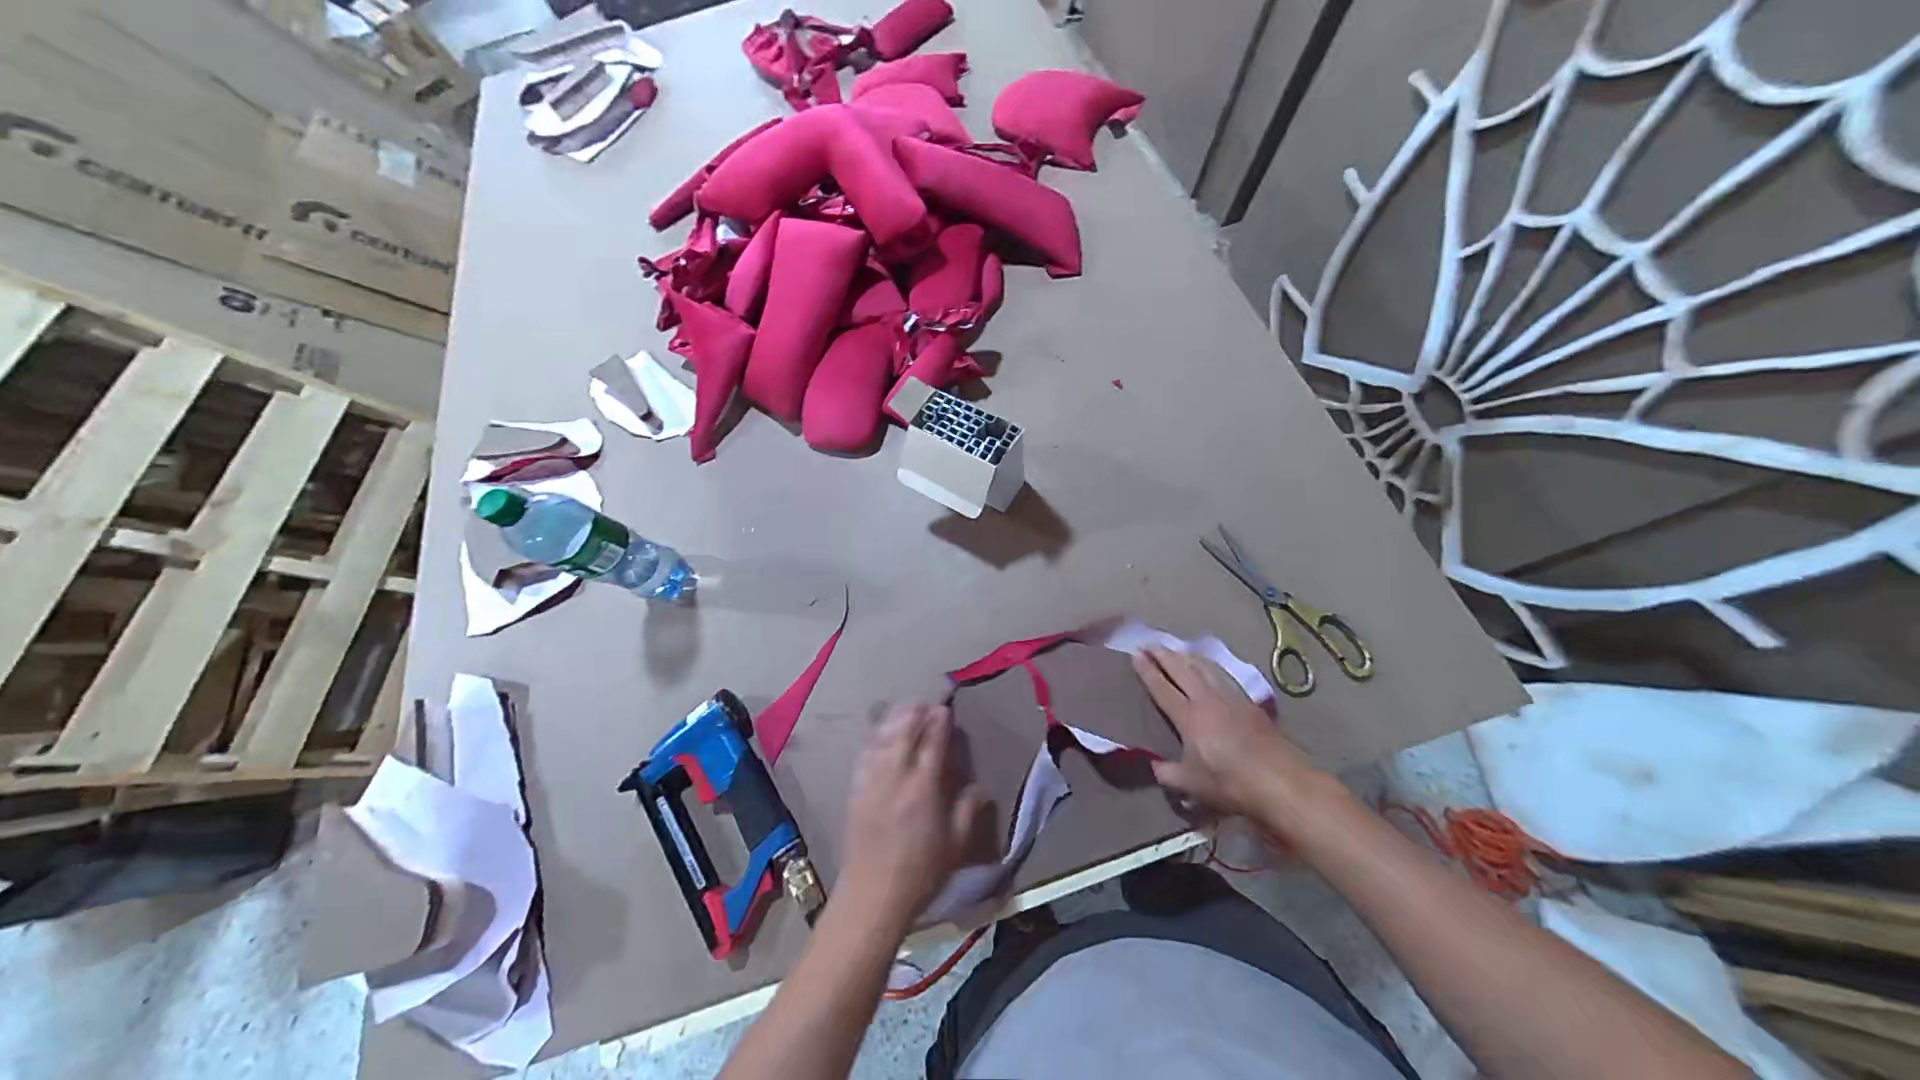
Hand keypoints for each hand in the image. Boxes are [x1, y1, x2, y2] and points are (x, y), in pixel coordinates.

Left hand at [839, 704, 985, 932]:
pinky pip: (865, 756)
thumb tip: (979, 788)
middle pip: (904, 734)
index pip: (933, 744)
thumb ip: (967, 812)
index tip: (945, 709)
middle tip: (924, 703)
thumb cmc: (921, 873)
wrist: (873, 896)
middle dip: (914, 714)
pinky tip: (878, 733)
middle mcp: (896, 778)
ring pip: (882, 740)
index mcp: (924, 789)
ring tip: (903, 709)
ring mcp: (872, 783)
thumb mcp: (956, 846)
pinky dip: (873, 739)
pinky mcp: (856, 792)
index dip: (939, 723)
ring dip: (893, 720)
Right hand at [1133, 647, 1334, 830]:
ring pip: (1205, 668)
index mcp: (1188, 717)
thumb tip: (1155, 765)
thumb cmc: (1229, 782)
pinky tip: (1210, 667)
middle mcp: (1207, 700)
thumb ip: (1168, 773)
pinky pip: (1224, 675)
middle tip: (1150, 643)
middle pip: (1182, 669)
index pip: (1162, 688)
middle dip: (1164, 654)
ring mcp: (1231, 698)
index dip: (1147, 671)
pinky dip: (1210, 666)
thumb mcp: (1191, 785)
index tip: (1136, 655)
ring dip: (1187, 656)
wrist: (1279, 780)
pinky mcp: (1250, 703)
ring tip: (1177, 649)